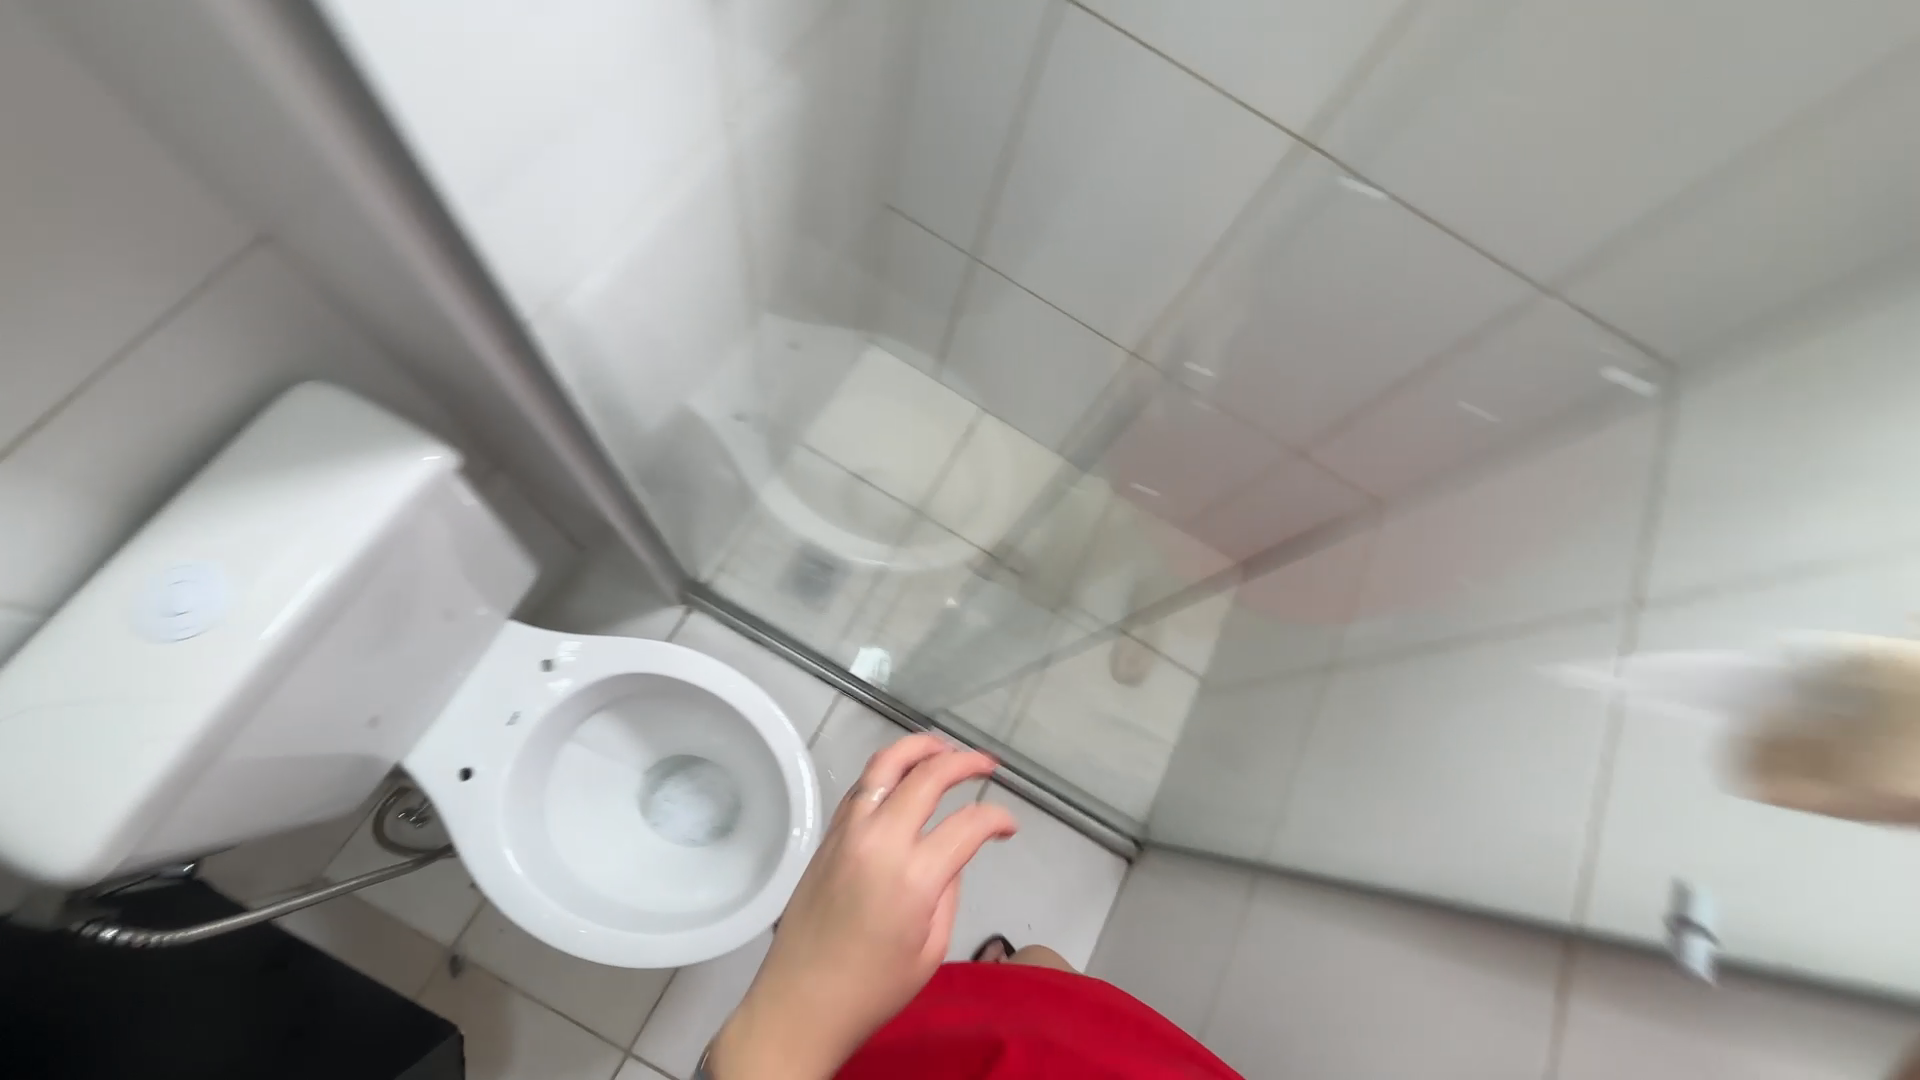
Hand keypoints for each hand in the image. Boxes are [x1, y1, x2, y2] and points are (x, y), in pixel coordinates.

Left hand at [708, 735, 1017, 1079]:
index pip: (968, 824)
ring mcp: (849, 829)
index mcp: (913, 876)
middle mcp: (880, 838)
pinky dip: (888, 769)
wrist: (800, 1001)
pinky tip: (904, 776)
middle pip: (928, 774)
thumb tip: (952, 852)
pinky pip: (862, 784)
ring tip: (945, 749)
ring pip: (886, 763)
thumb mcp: (931, 948)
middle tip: (987, 765)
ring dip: (920, 747)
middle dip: (965, 761)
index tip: (1009, 827)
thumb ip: (949, 889)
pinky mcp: (829, 832)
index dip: (997, 818)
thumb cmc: (873, 988)